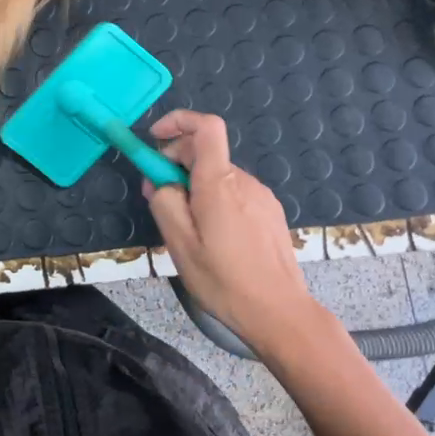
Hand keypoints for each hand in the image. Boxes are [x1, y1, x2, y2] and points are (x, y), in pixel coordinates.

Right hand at [142, 110, 327, 351]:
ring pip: (217, 175)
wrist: (280, 313)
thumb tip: (161, 181)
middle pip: (206, 152)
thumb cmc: (224, 280)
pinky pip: (234, 192)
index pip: (206, 127)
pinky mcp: (270, 213)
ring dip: (193, 186)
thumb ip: (164, 202)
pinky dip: (213, 199)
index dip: (178, 121)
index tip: (154, 138)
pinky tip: (211, 235)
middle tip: (157, 197)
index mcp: (220, 184)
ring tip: (185, 226)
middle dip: (175, 163)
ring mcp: (261, 197)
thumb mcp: (179, 243)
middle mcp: (244, 182)